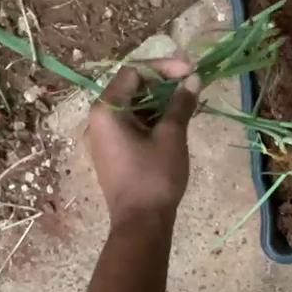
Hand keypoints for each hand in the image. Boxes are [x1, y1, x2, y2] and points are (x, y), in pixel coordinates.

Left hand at [87, 57, 200, 229]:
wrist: (140, 223)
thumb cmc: (154, 177)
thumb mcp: (171, 136)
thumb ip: (181, 104)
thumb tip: (193, 80)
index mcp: (106, 109)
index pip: (134, 72)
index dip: (163, 68)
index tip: (190, 71)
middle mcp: (98, 119)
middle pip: (131, 88)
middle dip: (162, 84)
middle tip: (190, 84)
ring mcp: (103, 137)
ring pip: (132, 107)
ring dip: (159, 102)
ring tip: (187, 103)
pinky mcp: (111, 152)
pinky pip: (130, 125)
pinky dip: (151, 119)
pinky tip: (174, 122)